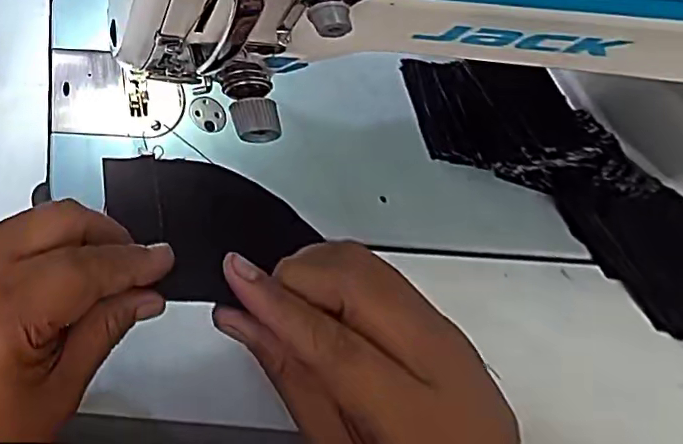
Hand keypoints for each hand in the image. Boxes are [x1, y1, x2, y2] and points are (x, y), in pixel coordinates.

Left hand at [0, 200, 172, 443]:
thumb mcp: (57, 391)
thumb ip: (102, 331)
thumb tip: (139, 297)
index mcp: (9, 302)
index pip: (85, 263)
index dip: (132, 260)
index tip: (162, 259)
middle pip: (63, 218)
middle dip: (109, 232)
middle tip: (143, 262)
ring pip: (43, 213)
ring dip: (83, 230)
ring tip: (117, 267)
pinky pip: (24, 226)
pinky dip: (56, 234)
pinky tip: (78, 262)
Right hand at [213, 242, 518, 443]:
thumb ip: (291, 379)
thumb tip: (240, 319)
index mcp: (424, 420)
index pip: (335, 342)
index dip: (275, 302)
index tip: (234, 273)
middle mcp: (448, 369)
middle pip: (353, 279)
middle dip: (293, 277)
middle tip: (264, 304)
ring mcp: (449, 339)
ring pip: (362, 262)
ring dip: (311, 271)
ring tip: (293, 307)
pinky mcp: (440, 321)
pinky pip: (376, 269)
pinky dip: (334, 273)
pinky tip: (320, 302)